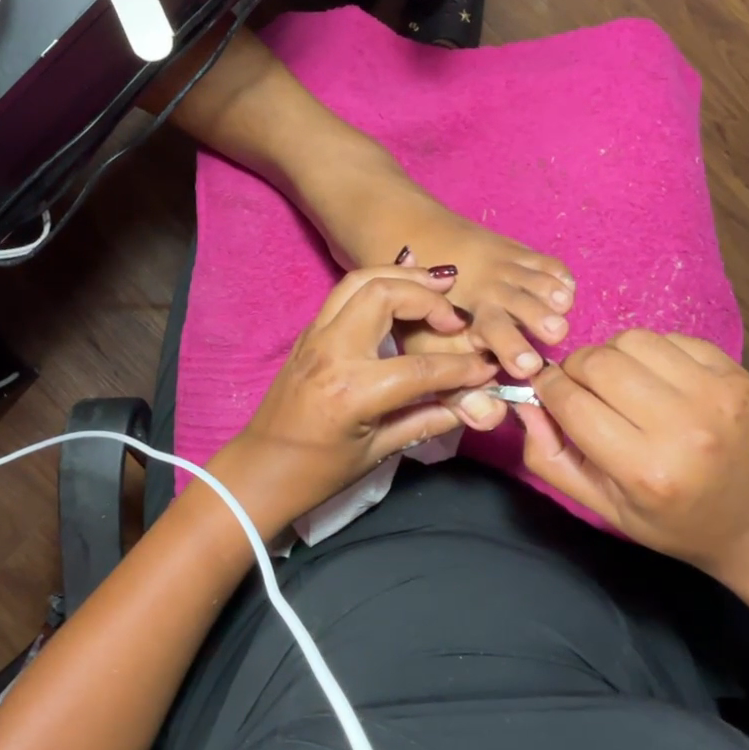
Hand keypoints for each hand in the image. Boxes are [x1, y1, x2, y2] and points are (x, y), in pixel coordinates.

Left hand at [218, 266, 502, 530]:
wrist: (260, 471)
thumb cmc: (317, 472)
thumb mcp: (377, 452)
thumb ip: (427, 420)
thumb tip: (476, 405)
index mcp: (352, 389)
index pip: (421, 367)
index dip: (462, 367)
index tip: (489, 366)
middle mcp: (332, 351)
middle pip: (384, 294)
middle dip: (426, 296)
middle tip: (455, 313)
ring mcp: (316, 336)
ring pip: (360, 281)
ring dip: (401, 276)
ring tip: (437, 284)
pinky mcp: (309, 332)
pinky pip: (345, 293)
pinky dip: (377, 284)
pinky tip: (402, 293)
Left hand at [385, 196, 575, 384]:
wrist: (413, 236)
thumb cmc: (419, 308)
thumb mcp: (422, 349)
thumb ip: (455, 391)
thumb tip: (488, 418)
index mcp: (453, 319)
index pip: (479, 335)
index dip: (502, 350)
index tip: (526, 368)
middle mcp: (480, 293)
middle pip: (507, 306)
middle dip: (529, 320)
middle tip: (553, 334)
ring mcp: (499, 268)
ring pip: (527, 281)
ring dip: (545, 294)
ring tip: (563, 309)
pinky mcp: (516, 250)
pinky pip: (541, 261)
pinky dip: (555, 275)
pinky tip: (566, 292)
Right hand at [515, 330, 748, 581]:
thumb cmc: (672, 520)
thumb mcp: (602, 506)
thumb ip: (550, 456)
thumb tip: (523, 401)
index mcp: (646, 471)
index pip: (571, 403)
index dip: (548, 390)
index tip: (546, 392)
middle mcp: (683, 429)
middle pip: (598, 363)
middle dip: (575, 369)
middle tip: (580, 387)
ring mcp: (715, 396)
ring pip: (631, 340)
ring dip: (612, 355)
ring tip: (619, 381)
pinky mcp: (735, 374)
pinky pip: (670, 338)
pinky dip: (650, 351)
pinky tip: (656, 379)